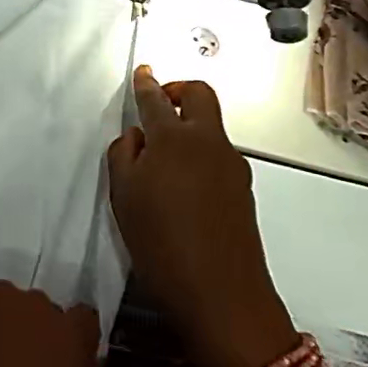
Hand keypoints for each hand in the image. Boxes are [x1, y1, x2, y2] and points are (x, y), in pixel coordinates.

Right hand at [107, 66, 296, 366]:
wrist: (221, 293)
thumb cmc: (162, 244)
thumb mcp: (124, 198)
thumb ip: (124, 156)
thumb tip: (136, 136)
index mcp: (173, 138)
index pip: (156, 99)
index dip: (147, 83)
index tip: (144, 73)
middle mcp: (207, 141)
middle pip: (200, 93)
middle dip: (179, 90)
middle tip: (161, 102)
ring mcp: (231, 162)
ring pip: (211, 124)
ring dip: (191, 124)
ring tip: (166, 157)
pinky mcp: (243, 185)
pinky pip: (219, 153)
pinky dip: (202, 153)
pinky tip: (185, 186)